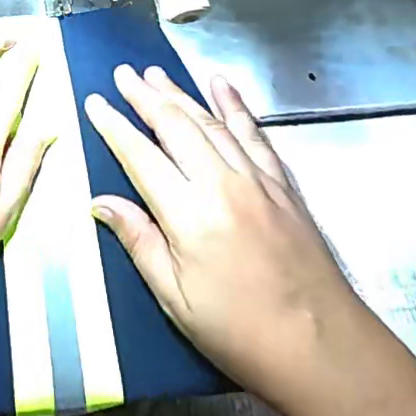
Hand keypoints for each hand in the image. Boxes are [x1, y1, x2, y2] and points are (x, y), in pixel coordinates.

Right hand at [85, 65, 370, 401]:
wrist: (320, 343)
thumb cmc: (238, 331)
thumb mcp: (175, 298)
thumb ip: (139, 241)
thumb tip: (100, 202)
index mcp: (189, 214)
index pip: (141, 157)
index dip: (115, 126)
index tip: (96, 102)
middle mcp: (221, 183)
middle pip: (176, 126)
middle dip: (146, 96)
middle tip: (124, 73)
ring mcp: (255, 176)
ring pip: (211, 122)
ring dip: (182, 93)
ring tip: (157, 73)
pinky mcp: (281, 180)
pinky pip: (253, 131)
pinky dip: (234, 104)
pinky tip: (221, 84)